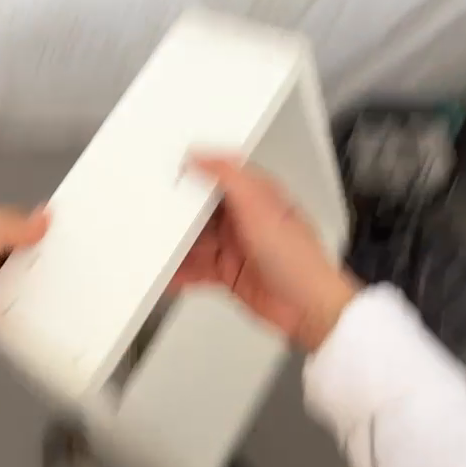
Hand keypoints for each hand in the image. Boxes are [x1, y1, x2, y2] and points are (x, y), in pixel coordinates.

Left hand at [0, 204, 50, 350]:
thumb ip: (16, 223)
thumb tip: (45, 215)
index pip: (9, 219)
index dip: (33, 224)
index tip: (64, 234)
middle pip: (10, 249)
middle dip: (33, 254)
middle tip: (69, 263)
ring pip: (8, 276)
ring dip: (26, 281)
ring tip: (61, 286)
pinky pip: (2, 302)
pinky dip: (16, 304)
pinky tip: (38, 308)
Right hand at [170, 153, 358, 351]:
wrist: (310, 310)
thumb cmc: (299, 259)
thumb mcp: (260, 205)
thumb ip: (228, 176)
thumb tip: (199, 155)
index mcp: (255, 196)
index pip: (217, 175)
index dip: (193, 173)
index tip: (168, 173)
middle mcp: (244, 220)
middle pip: (200, 211)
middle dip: (178, 213)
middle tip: (155, 213)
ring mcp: (235, 248)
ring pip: (194, 240)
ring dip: (176, 244)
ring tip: (156, 246)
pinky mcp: (228, 274)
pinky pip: (196, 268)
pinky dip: (180, 271)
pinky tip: (168, 272)